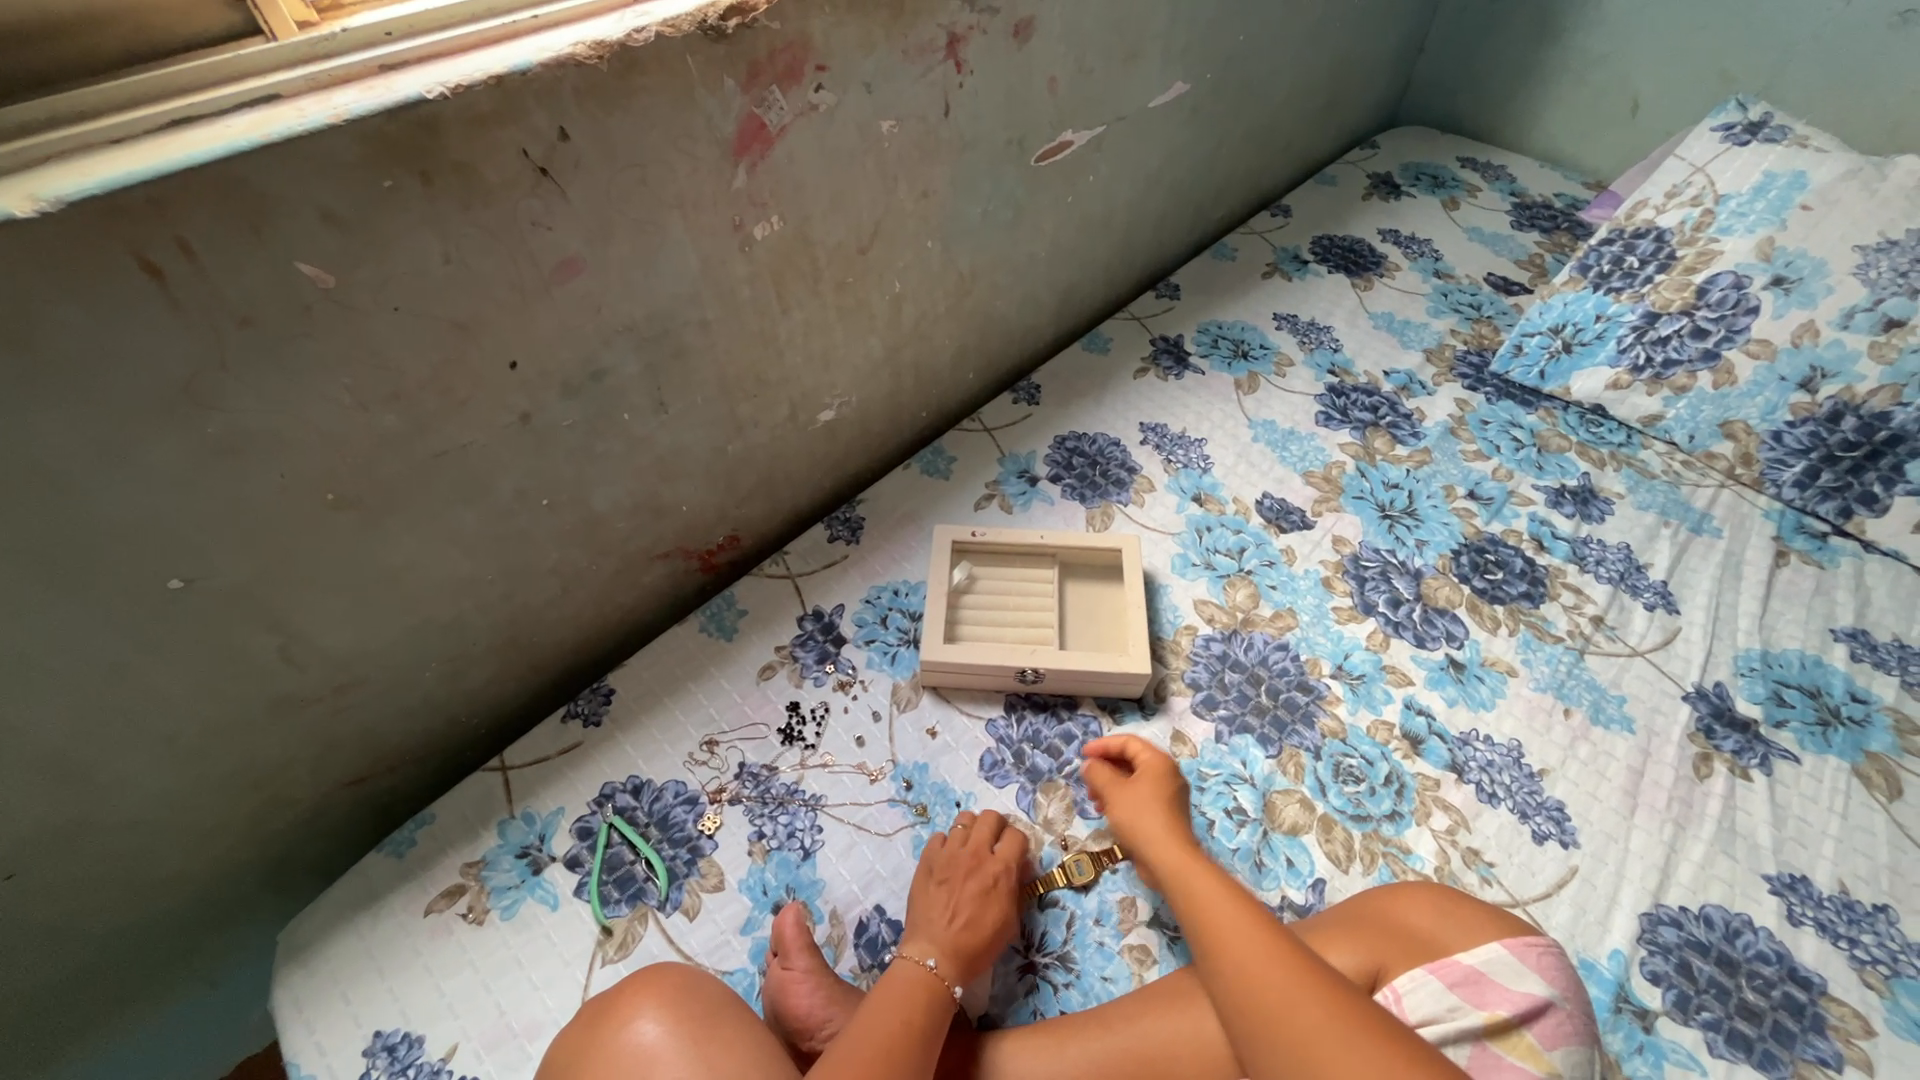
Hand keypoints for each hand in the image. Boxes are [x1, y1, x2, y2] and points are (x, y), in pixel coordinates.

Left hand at [900, 809, 1028, 985]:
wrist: (935, 956)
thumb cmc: (978, 945)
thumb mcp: (1010, 921)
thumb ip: (1017, 888)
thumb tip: (1019, 867)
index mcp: (1001, 870)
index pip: (1017, 835)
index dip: (1018, 842)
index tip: (1015, 852)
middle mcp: (976, 853)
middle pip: (991, 817)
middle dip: (997, 826)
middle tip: (994, 841)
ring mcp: (950, 852)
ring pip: (964, 818)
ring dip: (972, 829)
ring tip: (970, 845)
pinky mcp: (928, 857)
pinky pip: (940, 835)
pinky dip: (947, 843)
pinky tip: (947, 859)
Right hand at [1081, 735, 1199, 890]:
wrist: (1169, 861)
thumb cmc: (1140, 818)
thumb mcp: (1113, 791)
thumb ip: (1097, 772)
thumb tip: (1089, 764)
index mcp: (1158, 761)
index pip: (1128, 742)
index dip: (1102, 745)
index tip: (1082, 755)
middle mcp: (1167, 774)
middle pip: (1131, 761)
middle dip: (1105, 768)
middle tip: (1087, 779)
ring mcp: (1168, 795)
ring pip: (1134, 781)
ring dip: (1110, 786)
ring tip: (1093, 799)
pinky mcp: (1165, 814)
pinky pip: (1140, 797)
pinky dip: (1121, 799)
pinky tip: (1106, 812)